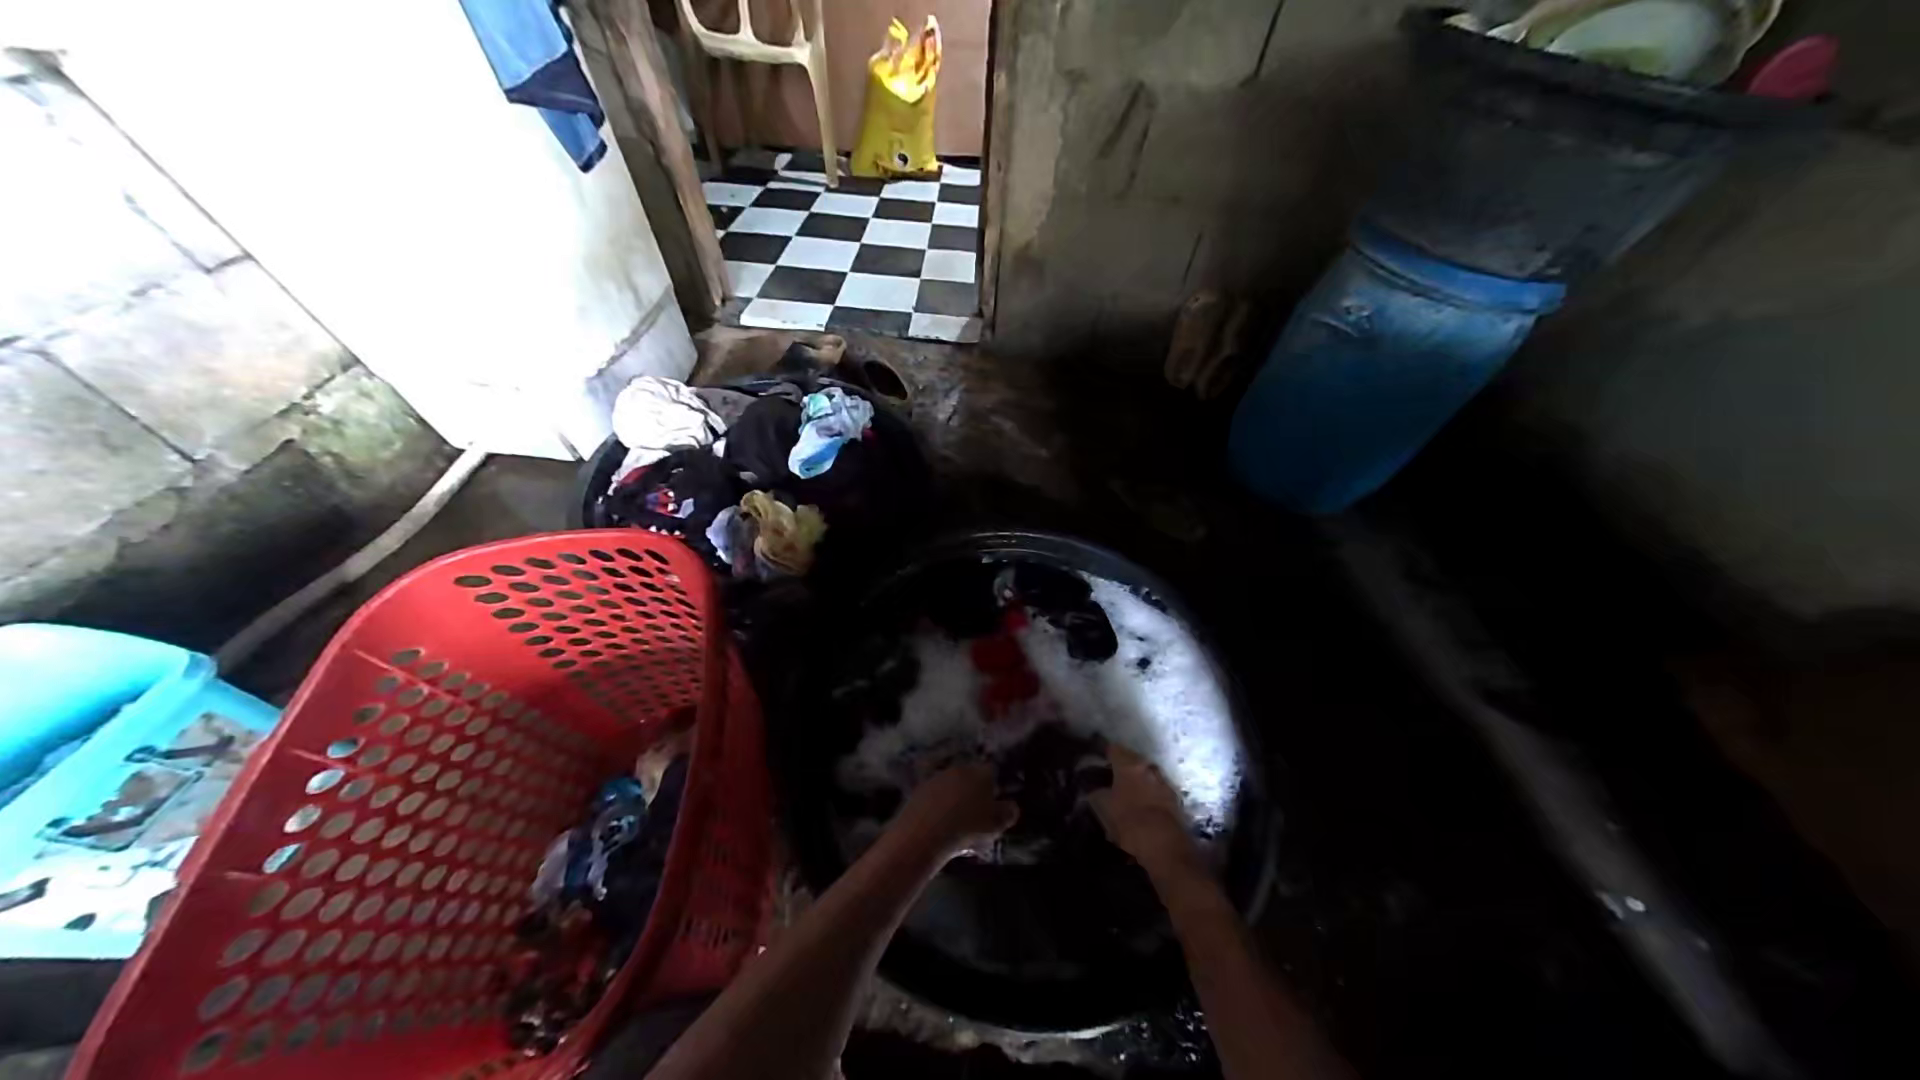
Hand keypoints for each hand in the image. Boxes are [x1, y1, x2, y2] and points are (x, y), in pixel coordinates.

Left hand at [896, 762, 1018, 857]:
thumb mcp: (997, 824)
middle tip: (976, 816)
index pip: (992, 772)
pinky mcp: (918, 791)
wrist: (924, 834)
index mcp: (980, 773)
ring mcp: (936, 778)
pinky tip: (939, 825)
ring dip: (955, 800)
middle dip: (974, 793)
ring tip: (957, 824)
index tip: (994, 805)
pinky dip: (938, 808)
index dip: (995, 788)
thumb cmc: (968, 828)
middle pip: (970, 778)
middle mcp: (958, 769)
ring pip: (951, 787)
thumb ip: (1009, 812)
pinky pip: (934, 797)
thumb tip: (1011, 807)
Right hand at [1089, 744, 1196, 873]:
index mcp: (1129, 764)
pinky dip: (1147, 795)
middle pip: (1131, 761)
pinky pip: (1155, 791)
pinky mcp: (1174, 799)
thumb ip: (1095, 792)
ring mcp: (1164, 782)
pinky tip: (1140, 808)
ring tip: (1124, 795)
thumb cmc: (1129, 819)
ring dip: (1135, 782)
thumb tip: (1092, 788)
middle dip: (1120, 769)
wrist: (1165, 843)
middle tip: (1108, 779)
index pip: (1112, 748)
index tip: (1094, 759)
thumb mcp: (1103, 806)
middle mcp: (1148, 767)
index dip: (1102, 752)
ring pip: (1145, 776)